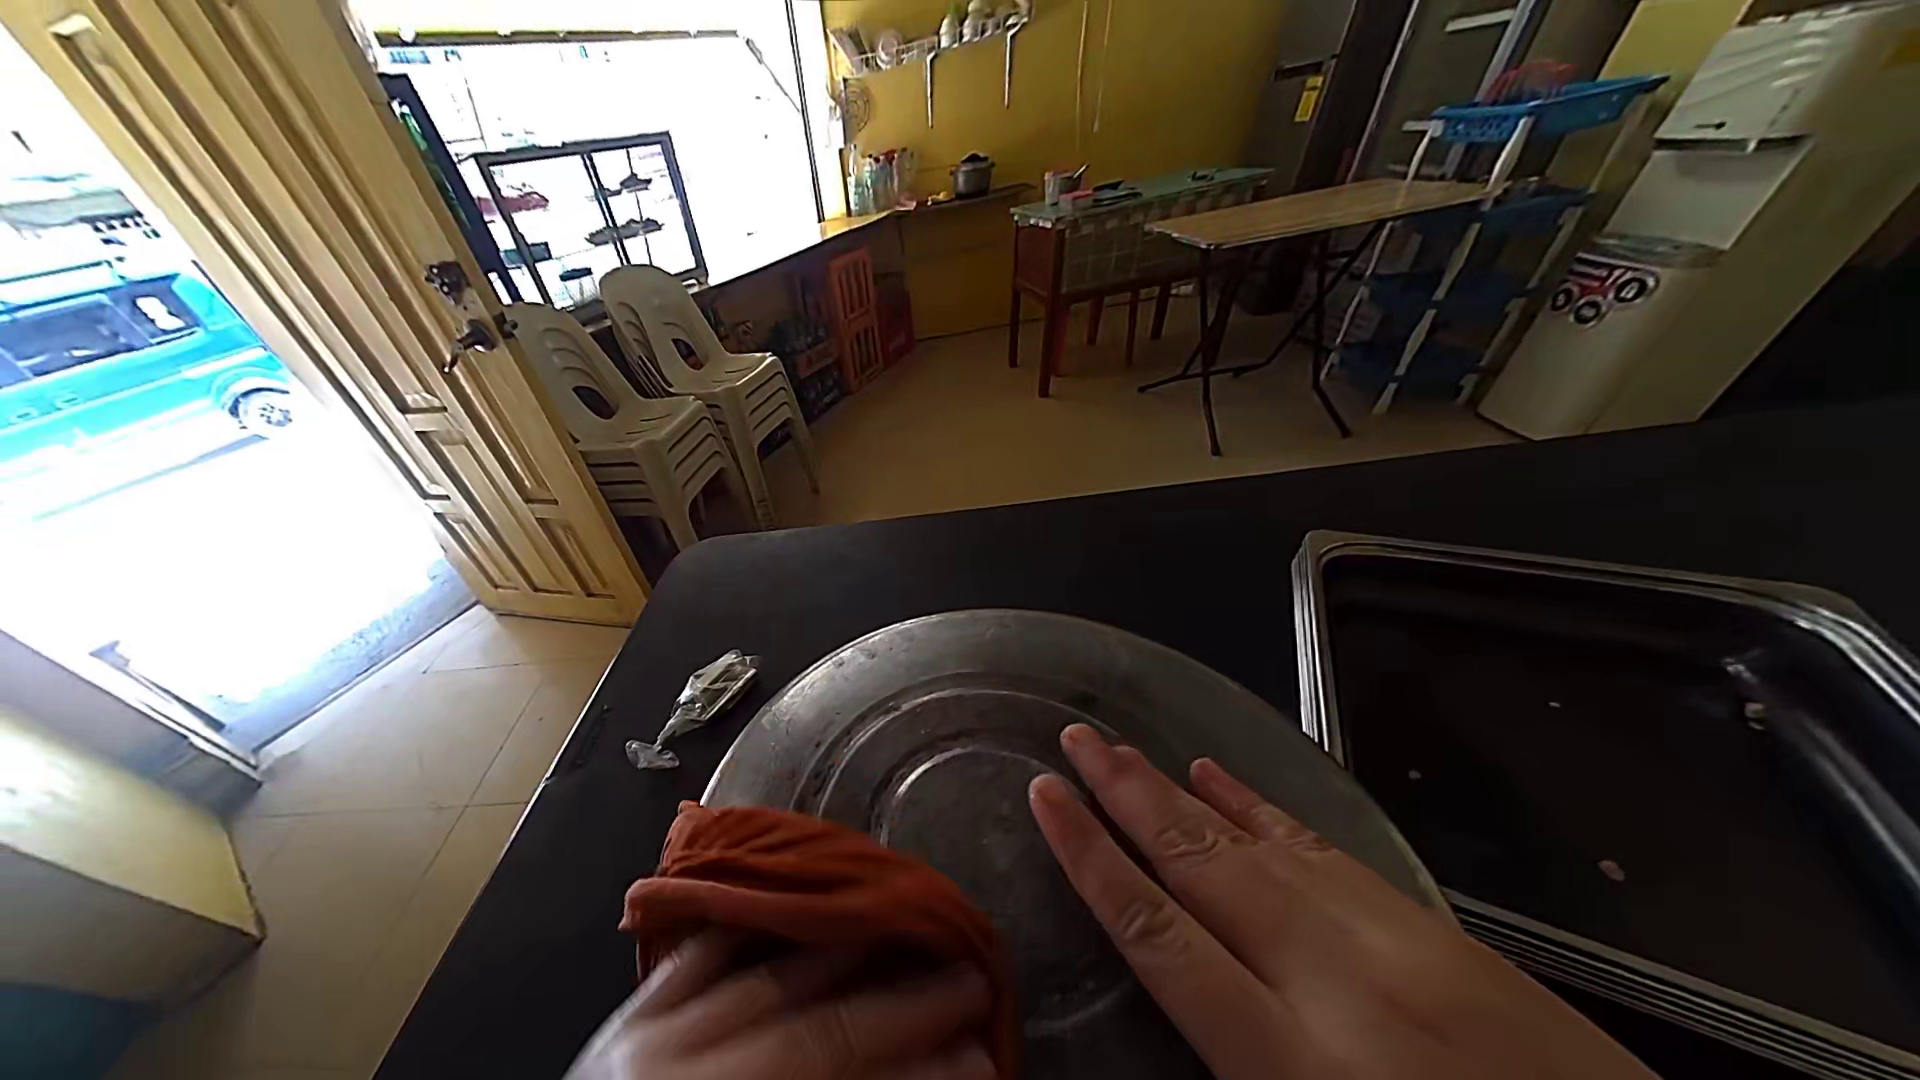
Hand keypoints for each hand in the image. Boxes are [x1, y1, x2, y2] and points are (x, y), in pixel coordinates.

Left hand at [565, 932, 993, 1079]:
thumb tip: (927, 1077)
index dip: (921, 1073)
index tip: (984, 1056)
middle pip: (816, 1031)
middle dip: (904, 1004)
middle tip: (971, 979)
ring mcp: (643, 1048)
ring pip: (764, 975)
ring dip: (843, 947)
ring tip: (907, 928)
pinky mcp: (622, 1025)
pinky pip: (696, 955)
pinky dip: (751, 924)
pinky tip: (795, 900)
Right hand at [1028, 723, 1657, 1079]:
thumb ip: (1234, 1067)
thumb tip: (1173, 982)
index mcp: (1293, 1064)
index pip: (1158, 933)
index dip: (1091, 858)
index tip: (1046, 797)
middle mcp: (1330, 981)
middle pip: (1198, 862)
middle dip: (1124, 793)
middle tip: (1075, 738)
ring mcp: (1387, 942)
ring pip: (1252, 841)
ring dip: (1176, 788)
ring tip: (1121, 750)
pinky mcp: (1430, 927)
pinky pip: (1318, 848)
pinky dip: (1257, 807)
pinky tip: (1218, 777)